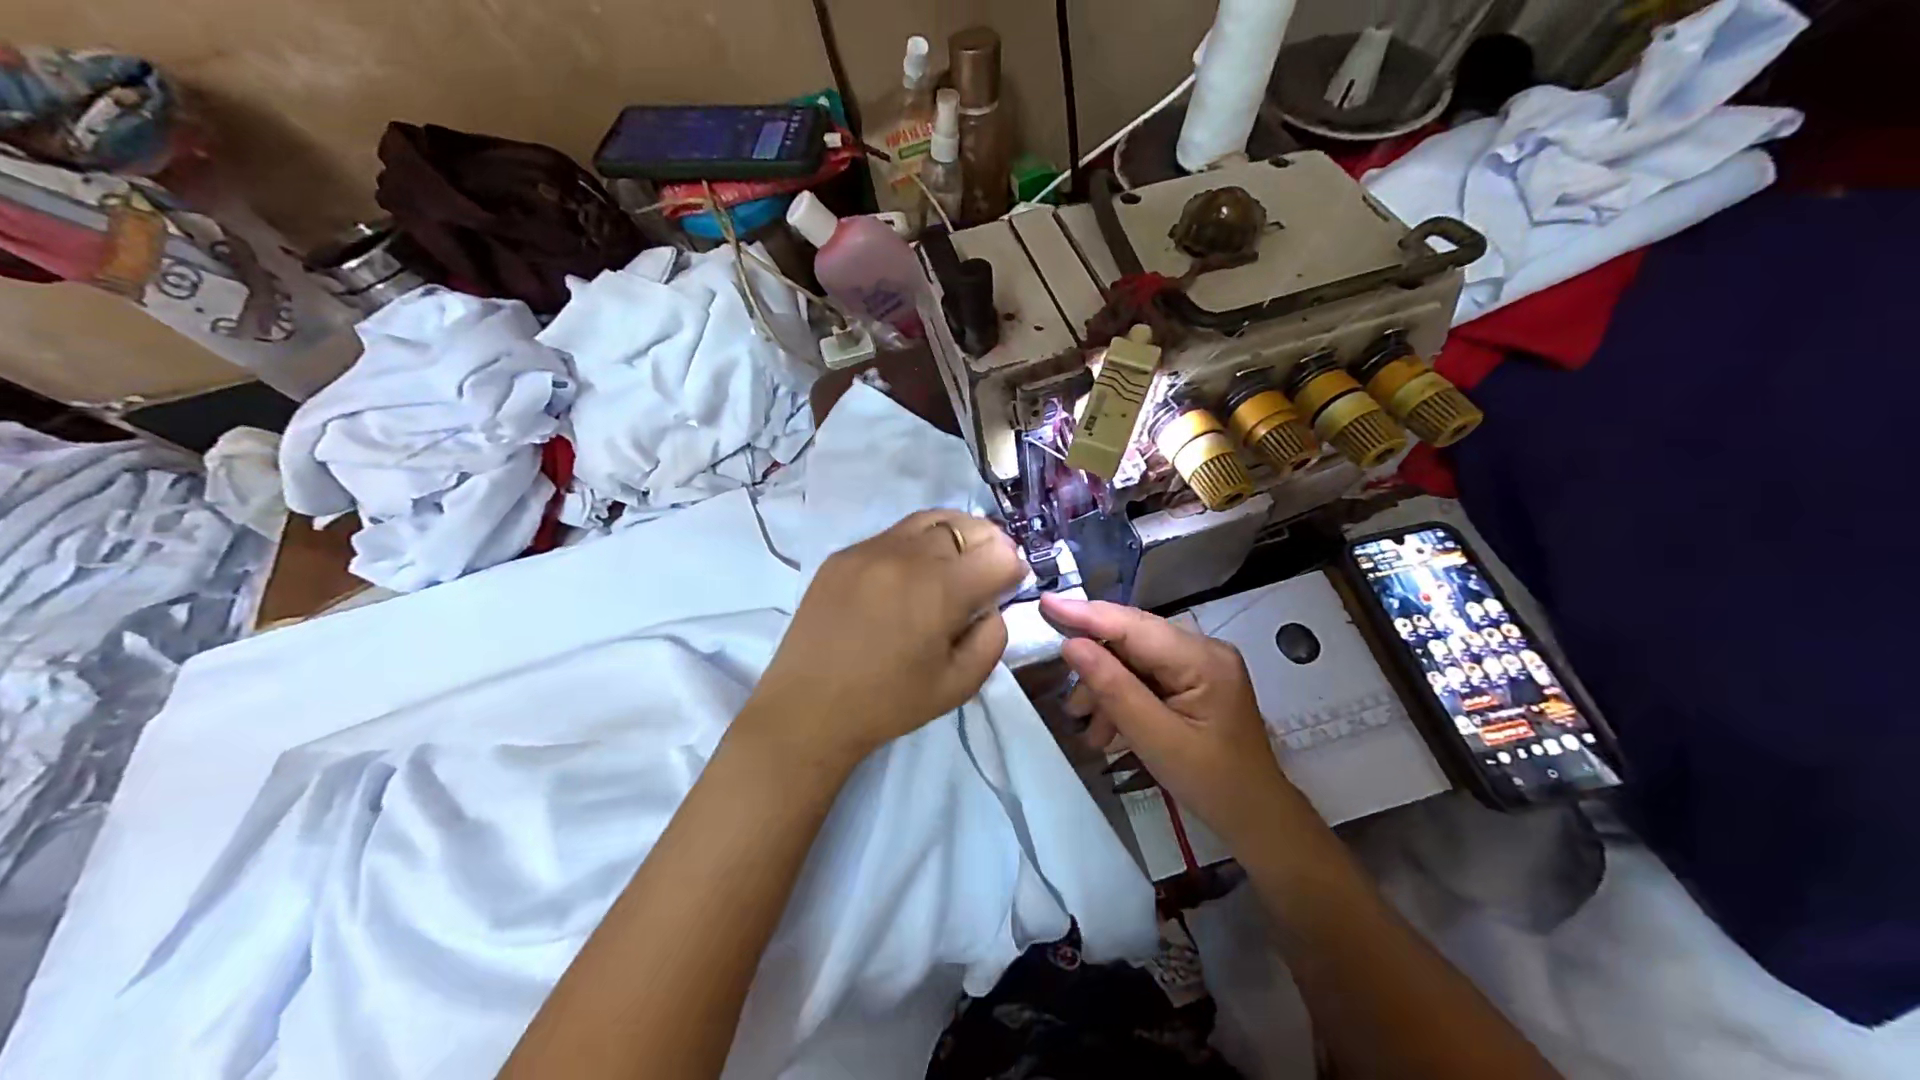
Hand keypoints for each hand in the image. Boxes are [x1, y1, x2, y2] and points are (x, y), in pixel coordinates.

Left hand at [746, 510, 1025, 763]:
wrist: (808, 708)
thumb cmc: (889, 704)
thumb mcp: (960, 685)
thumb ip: (993, 637)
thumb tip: (992, 603)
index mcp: (939, 591)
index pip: (999, 553)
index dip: (1011, 571)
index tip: (1005, 588)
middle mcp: (906, 557)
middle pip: (967, 526)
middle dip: (987, 547)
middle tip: (984, 574)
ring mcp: (870, 550)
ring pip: (930, 520)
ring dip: (953, 537)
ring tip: (951, 565)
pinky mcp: (843, 555)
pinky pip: (894, 534)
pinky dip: (915, 545)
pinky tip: (908, 575)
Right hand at [1040, 594, 1314, 849]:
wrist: (1255, 816)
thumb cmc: (1211, 782)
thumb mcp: (1155, 739)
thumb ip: (1113, 688)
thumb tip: (1071, 645)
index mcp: (1203, 659)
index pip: (1134, 626)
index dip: (1086, 614)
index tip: (1045, 602)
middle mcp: (1203, 650)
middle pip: (1131, 639)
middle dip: (1094, 665)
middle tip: (1069, 702)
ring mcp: (1199, 664)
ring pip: (1133, 658)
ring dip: (1105, 688)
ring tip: (1089, 727)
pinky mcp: (1192, 680)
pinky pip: (1145, 675)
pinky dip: (1122, 697)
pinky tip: (1107, 729)